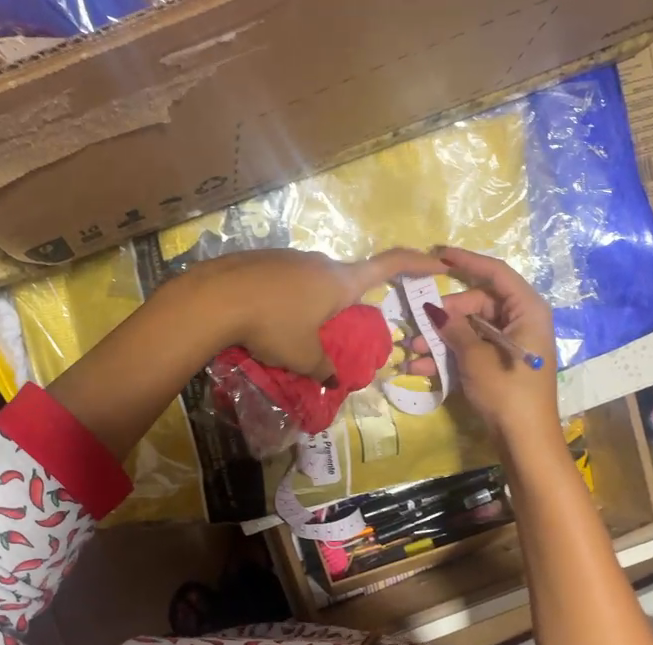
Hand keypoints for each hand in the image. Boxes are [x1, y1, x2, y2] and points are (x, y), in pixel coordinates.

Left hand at [172, 247, 448, 380]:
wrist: (214, 298)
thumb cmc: (271, 325)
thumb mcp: (304, 357)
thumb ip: (326, 369)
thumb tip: (336, 379)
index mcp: (340, 281)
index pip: (389, 265)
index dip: (416, 264)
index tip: (438, 263)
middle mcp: (319, 261)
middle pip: (345, 281)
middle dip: (348, 307)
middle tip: (340, 336)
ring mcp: (288, 257)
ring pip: (312, 283)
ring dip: (312, 307)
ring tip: (294, 337)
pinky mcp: (261, 261)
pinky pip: (285, 283)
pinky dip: (286, 302)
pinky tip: (267, 324)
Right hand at [424, 246, 558, 442]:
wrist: (525, 441)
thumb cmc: (508, 392)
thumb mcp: (476, 358)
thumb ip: (454, 330)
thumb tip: (432, 310)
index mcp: (527, 310)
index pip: (495, 274)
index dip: (467, 262)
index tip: (438, 255)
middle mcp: (521, 322)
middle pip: (478, 305)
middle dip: (444, 315)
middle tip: (417, 324)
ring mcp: (510, 345)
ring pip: (470, 331)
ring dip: (440, 340)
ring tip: (411, 350)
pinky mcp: (499, 366)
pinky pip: (471, 352)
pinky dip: (448, 358)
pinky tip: (420, 368)